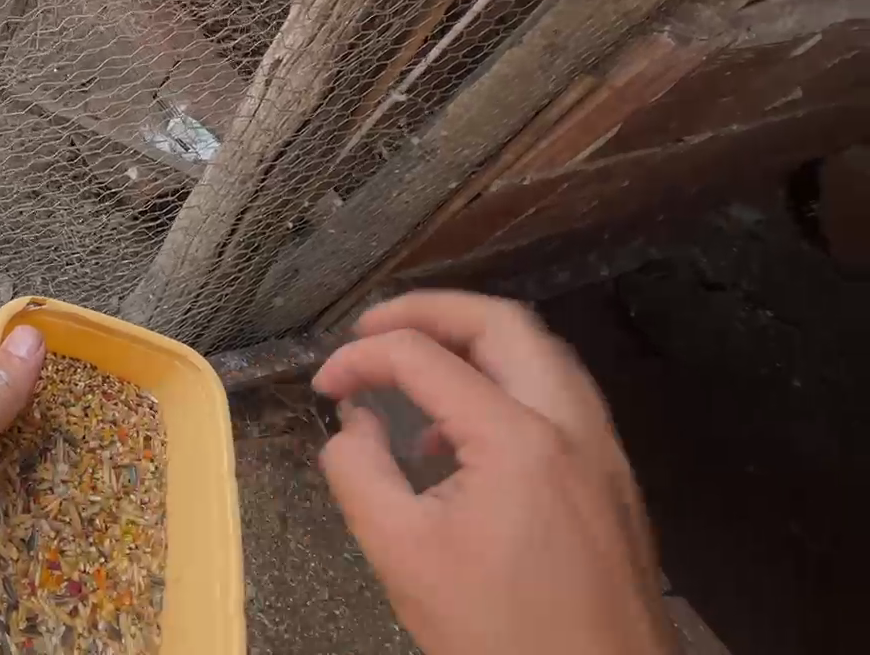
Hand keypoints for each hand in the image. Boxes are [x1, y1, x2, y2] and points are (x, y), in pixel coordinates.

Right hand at [314, 290, 672, 654]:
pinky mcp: (611, 484)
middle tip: (369, 329)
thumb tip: (356, 420)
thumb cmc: (495, 631)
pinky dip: (497, 381)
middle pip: (502, 322)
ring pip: (538, 352)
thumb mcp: (395, 548)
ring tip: (408, 359)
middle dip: (424, 311)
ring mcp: (604, 456)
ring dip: (467, 340)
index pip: (420, 357)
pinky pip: (554, 397)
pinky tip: (453, 429)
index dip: (357, 358)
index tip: (323, 386)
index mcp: (519, 440)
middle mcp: (573, 430)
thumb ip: (355, 465)